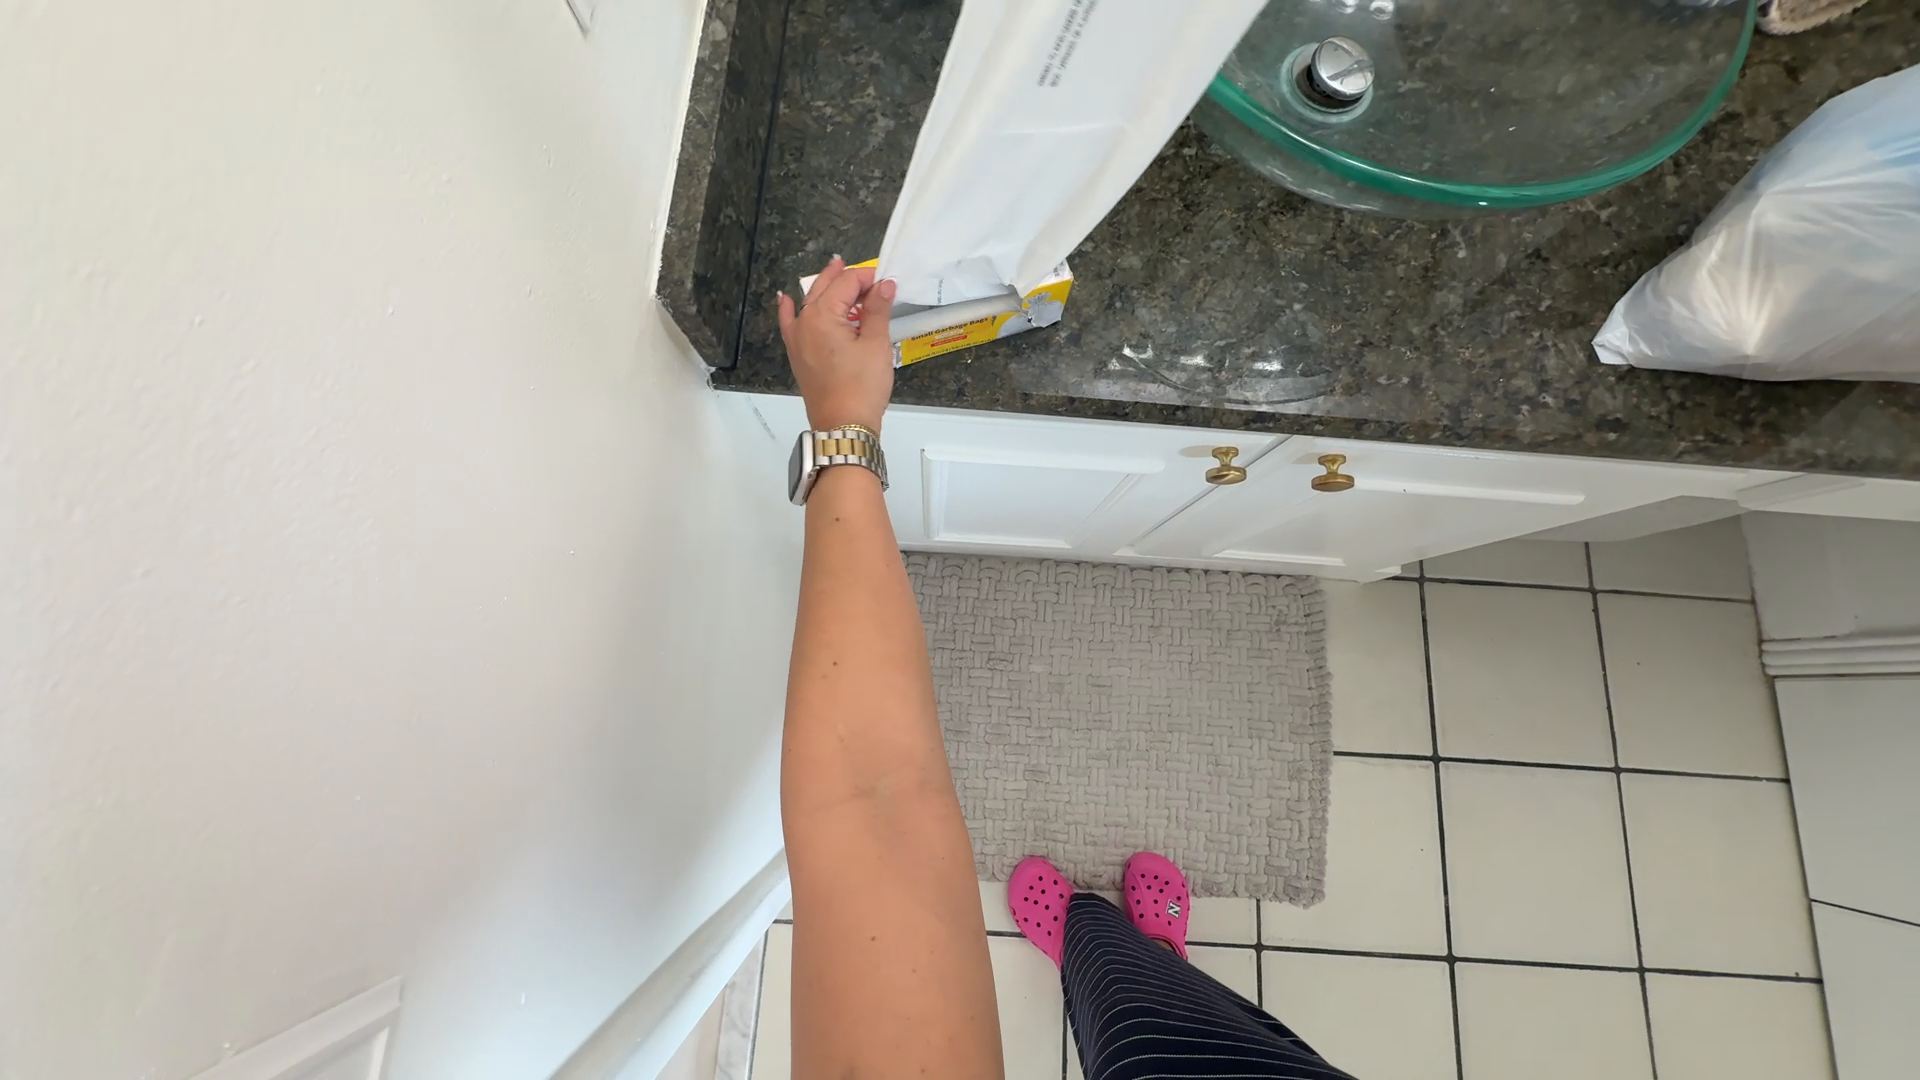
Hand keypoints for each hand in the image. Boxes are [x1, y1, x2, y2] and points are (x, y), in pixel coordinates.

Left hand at [778, 257, 896, 433]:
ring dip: (825, 289)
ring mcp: (797, 339)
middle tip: (868, 275)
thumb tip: (884, 286)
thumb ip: (878, 310)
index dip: (868, 278)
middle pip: (825, 288)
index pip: (846, 283)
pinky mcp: (798, 355)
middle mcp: (804, 322)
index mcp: (823, 315)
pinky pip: (790, 324)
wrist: (843, 425)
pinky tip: (786, 299)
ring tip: (838, 274)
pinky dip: (790, 309)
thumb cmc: (862, 387)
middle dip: (846, 278)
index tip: (887, 282)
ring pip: (809, 302)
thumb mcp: (876, 345)